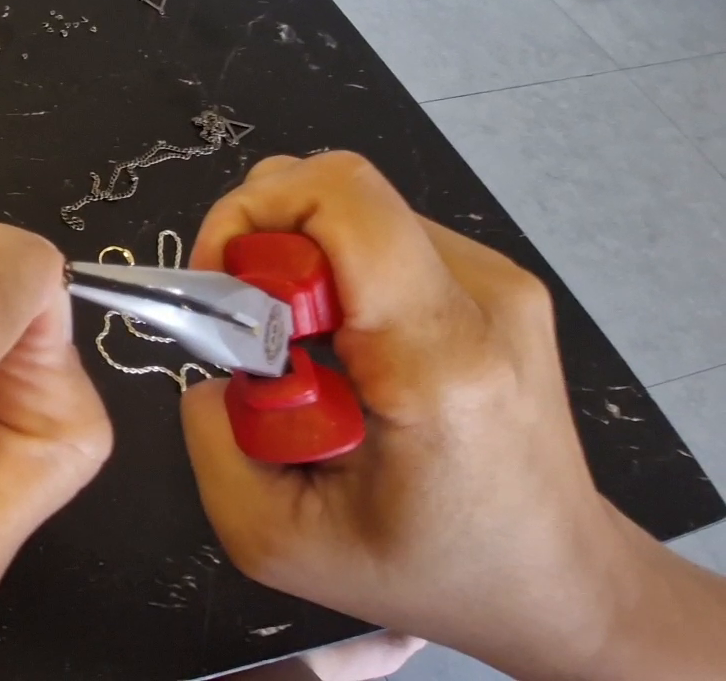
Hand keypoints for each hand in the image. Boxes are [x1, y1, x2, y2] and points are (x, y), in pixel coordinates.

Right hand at [178, 152, 719, 677]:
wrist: (558, 582)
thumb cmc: (423, 567)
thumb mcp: (272, 536)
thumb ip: (209, 436)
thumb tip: (214, 365)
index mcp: (434, 357)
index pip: (339, 202)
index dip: (247, 218)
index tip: (219, 287)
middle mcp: (480, 296)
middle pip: (334, 186)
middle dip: (254, 234)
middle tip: (241, 313)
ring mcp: (494, 281)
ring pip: (345, 205)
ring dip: (286, 254)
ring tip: (285, 334)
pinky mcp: (489, 281)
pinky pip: (372, 232)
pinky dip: (321, 266)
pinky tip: (328, 333)